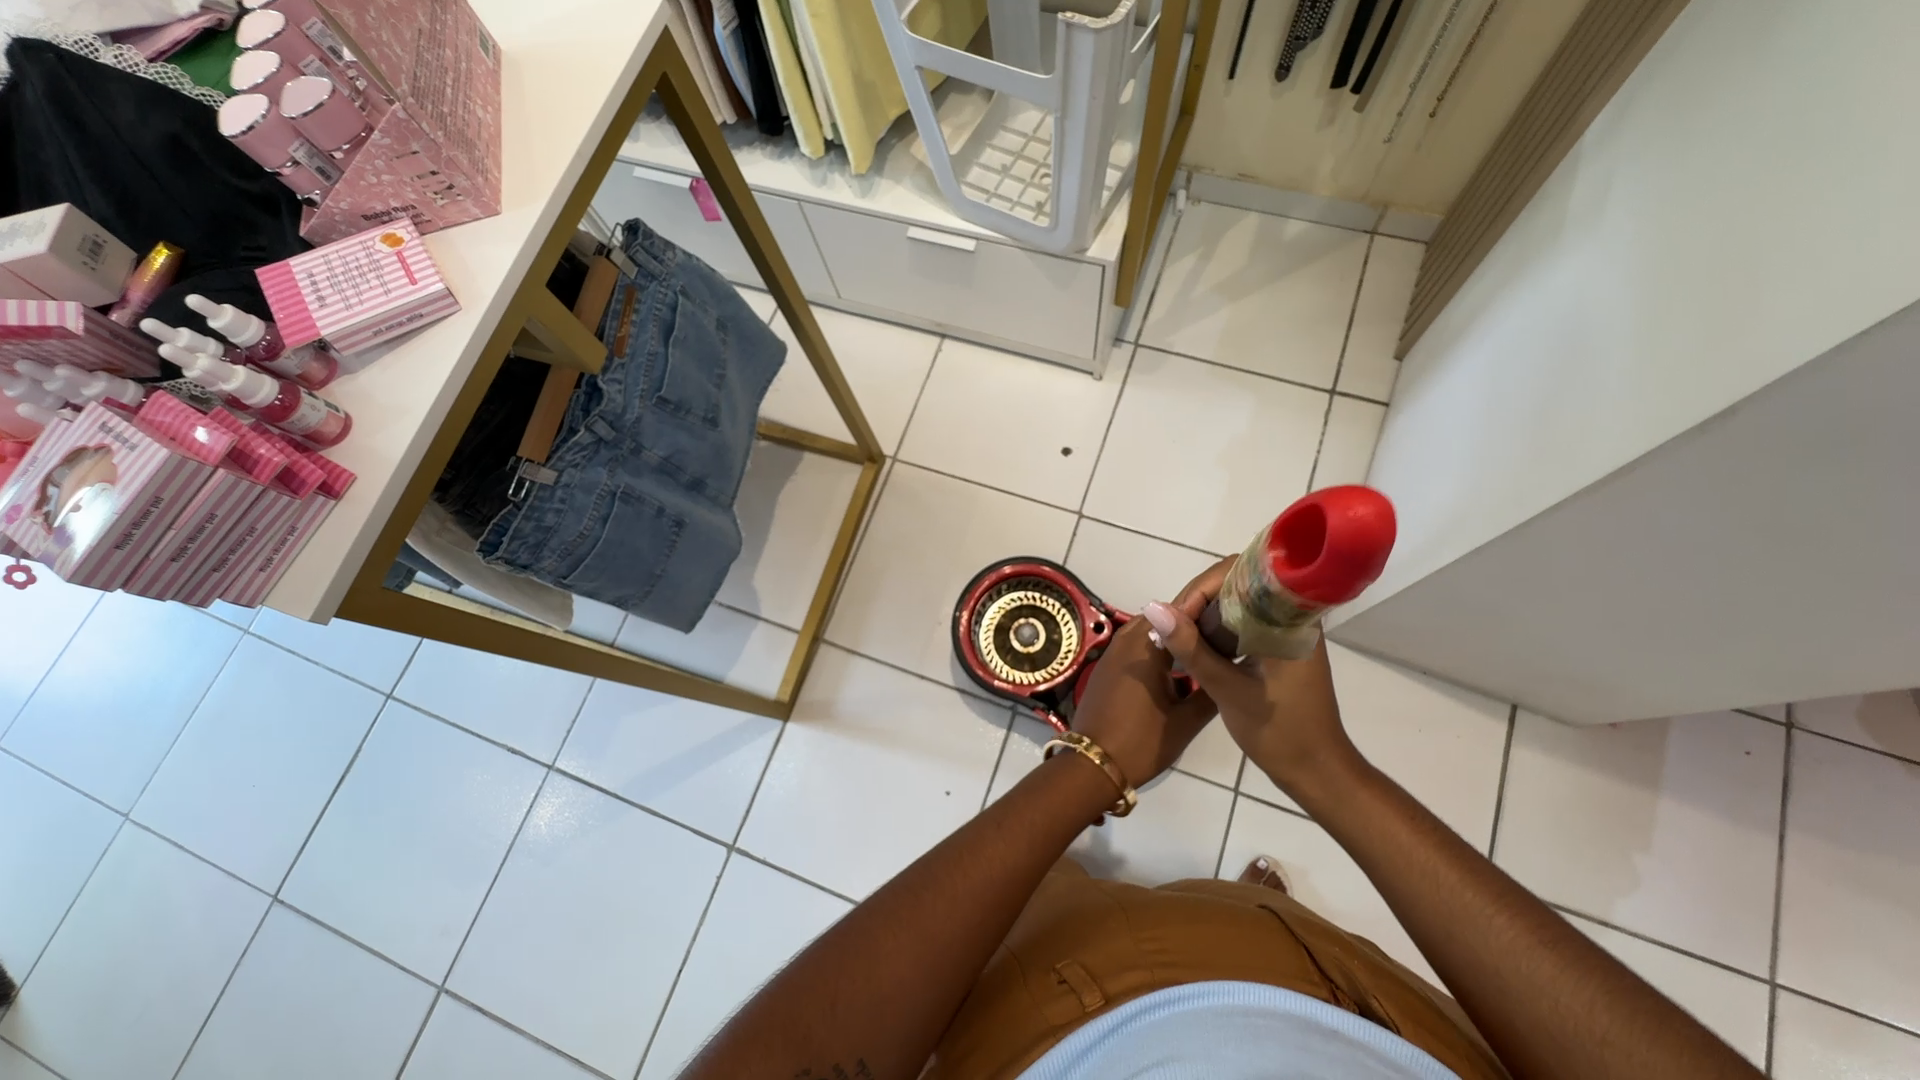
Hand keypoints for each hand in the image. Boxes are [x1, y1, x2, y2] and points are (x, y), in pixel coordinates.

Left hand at [1070, 616, 1217, 787]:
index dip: (1207, 606)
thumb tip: (1230, 665)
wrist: (1093, 765)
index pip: (1181, 610)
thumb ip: (1211, 689)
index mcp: (1146, 647)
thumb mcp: (1187, 721)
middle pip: (1164, 616)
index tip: (1233, 612)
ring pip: (1148, 630)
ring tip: (1205, 646)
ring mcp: (1112, 653)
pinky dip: (1156, 647)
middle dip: (1191, 619)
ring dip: (1172, 634)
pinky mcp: (1106, 667)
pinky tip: (1176, 666)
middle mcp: (1126, 641)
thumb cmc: (1142, 743)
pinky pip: (1135, 645)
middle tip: (1223, 630)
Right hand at [1141, 557, 1364, 803]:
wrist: (1318, 771)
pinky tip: (1196, 649)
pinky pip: (1245, 622)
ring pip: (1239, 603)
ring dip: (1205, 615)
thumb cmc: (1278, 732)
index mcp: (1288, 619)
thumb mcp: (1227, 690)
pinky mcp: (1282, 647)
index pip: (1238, 574)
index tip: (1173, 619)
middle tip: (1169, 628)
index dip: (1199, 589)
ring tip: (1177, 638)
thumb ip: (1191, 647)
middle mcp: (1292, 616)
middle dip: (1197, 600)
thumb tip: (1154, 608)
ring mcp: (1288, 631)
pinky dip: (1218, 630)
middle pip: (1237, 583)